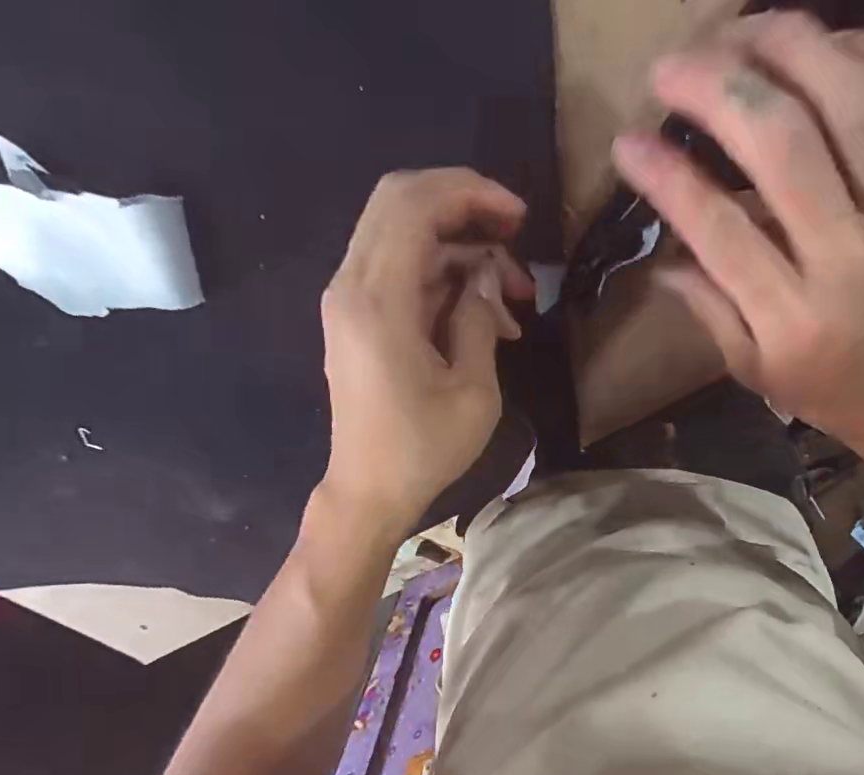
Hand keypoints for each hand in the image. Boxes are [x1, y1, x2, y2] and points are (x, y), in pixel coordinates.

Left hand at [319, 168, 533, 530]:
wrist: (368, 493)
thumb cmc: (423, 451)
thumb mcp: (473, 391)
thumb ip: (479, 318)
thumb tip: (485, 277)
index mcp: (378, 300)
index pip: (414, 203)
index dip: (470, 192)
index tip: (518, 218)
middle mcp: (350, 287)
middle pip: (400, 203)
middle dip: (463, 209)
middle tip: (513, 240)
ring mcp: (346, 303)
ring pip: (401, 238)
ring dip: (458, 255)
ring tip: (509, 302)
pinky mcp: (352, 321)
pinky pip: (395, 273)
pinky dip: (438, 279)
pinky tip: (480, 317)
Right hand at [611, 12, 863, 460]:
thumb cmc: (821, 391)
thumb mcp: (749, 371)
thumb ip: (709, 311)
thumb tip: (664, 259)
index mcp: (791, 315)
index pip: (723, 232)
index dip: (670, 181)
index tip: (627, 144)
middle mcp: (845, 253)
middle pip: (788, 149)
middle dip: (723, 93)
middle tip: (668, 68)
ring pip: (853, 107)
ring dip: (792, 51)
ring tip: (736, 29)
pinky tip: (815, 42)